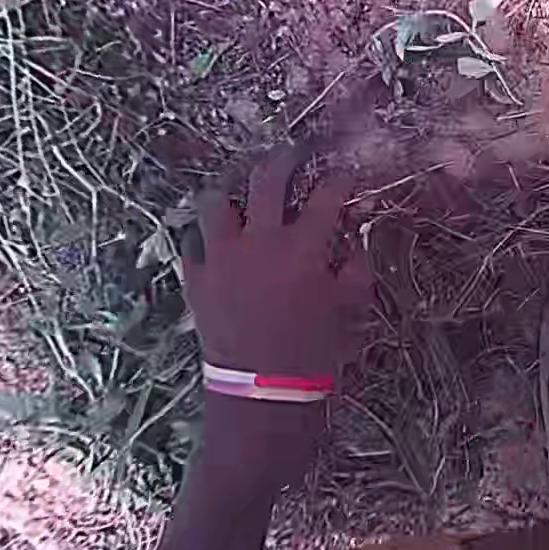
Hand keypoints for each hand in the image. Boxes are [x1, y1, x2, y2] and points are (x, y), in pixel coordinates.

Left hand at [184, 149, 371, 380]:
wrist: (264, 393)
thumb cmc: (315, 351)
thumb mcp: (350, 306)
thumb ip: (354, 263)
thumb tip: (355, 235)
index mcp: (303, 248)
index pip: (326, 196)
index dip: (340, 181)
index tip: (345, 178)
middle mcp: (259, 241)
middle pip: (267, 179)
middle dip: (285, 160)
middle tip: (293, 156)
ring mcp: (221, 257)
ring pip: (218, 202)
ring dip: (236, 195)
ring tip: (246, 199)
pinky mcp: (196, 278)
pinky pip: (193, 242)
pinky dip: (208, 238)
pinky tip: (220, 244)